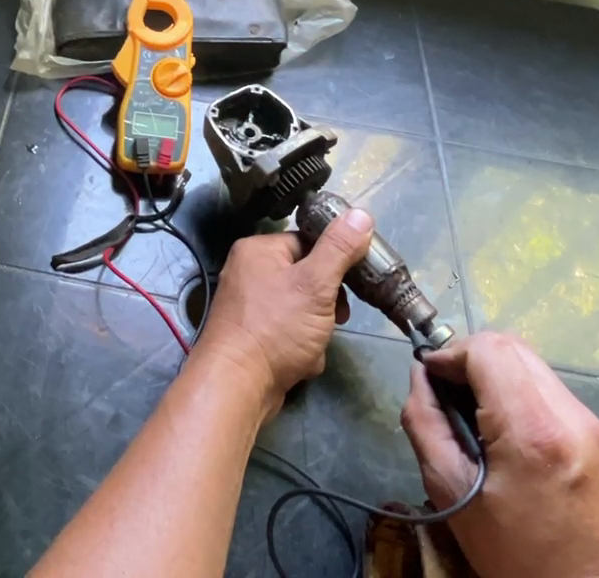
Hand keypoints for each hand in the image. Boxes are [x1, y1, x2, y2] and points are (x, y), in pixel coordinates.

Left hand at [191, 209, 374, 416]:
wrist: (237, 384)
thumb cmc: (276, 328)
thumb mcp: (315, 284)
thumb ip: (339, 249)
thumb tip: (361, 213)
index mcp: (257, 250)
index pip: (307, 243)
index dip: (333, 264)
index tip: (352, 285)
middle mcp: (247, 272)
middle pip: (307, 278)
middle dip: (326, 305)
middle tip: (332, 318)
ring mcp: (248, 305)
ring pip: (302, 310)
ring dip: (317, 330)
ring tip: (311, 344)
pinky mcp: (252, 334)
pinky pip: (289, 333)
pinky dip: (301, 347)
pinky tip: (301, 361)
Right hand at [402, 332, 598, 577]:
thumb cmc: (519, 558)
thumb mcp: (452, 493)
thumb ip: (426, 423)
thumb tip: (421, 378)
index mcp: (532, 428)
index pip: (485, 348)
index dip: (449, 354)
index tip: (430, 379)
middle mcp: (570, 416)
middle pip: (511, 348)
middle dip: (470, 359)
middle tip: (448, 394)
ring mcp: (594, 428)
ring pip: (532, 367)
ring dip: (495, 376)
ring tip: (475, 417)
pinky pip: (551, 394)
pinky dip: (519, 395)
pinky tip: (507, 436)